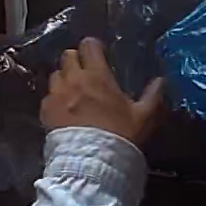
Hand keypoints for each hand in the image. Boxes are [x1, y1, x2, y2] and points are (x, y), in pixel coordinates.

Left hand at [41, 38, 163, 145]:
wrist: (91, 159)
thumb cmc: (118, 134)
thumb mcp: (142, 116)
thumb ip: (152, 96)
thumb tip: (161, 81)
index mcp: (97, 76)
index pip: (89, 46)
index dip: (93, 47)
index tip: (98, 53)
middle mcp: (73, 79)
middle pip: (68, 55)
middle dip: (76, 60)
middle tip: (85, 71)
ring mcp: (56, 93)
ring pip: (56, 74)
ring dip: (64, 78)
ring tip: (73, 91)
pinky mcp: (45, 109)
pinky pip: (47, 95)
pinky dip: (54, 99)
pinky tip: (63, 109)